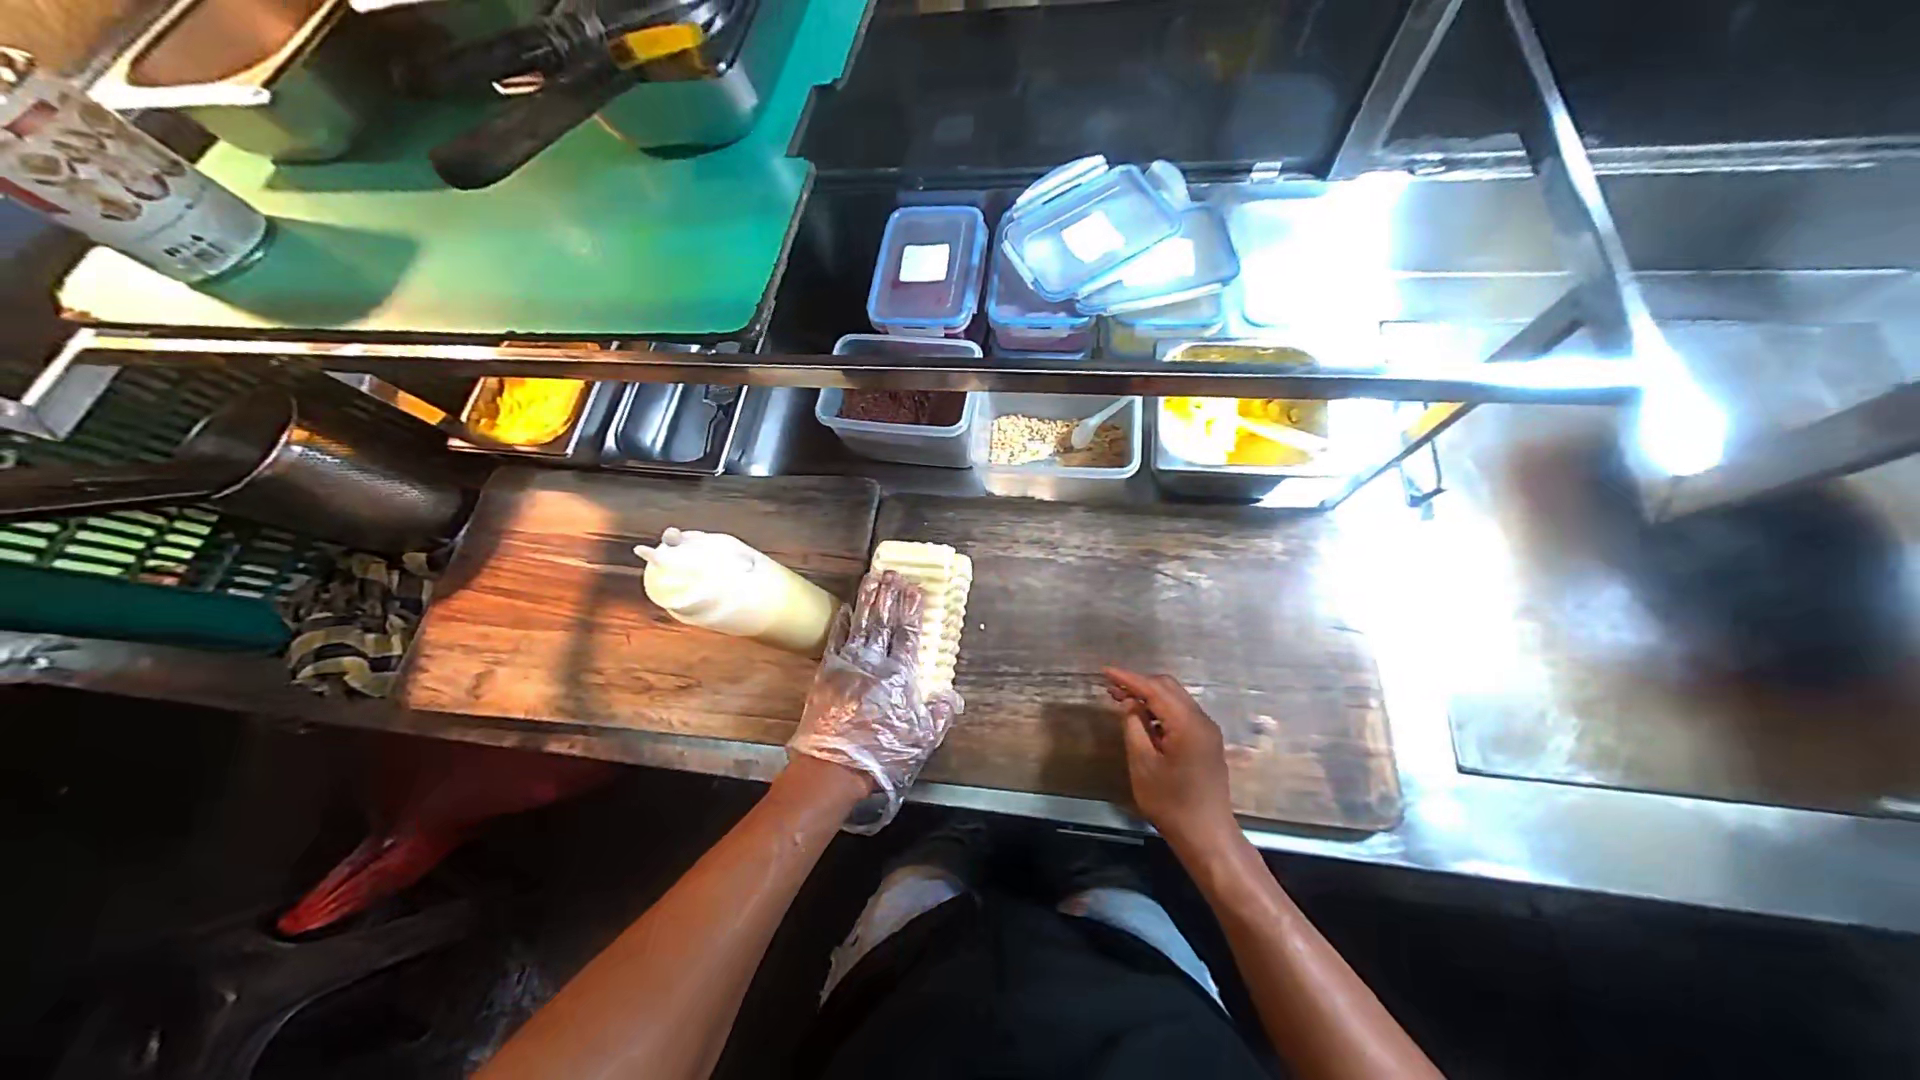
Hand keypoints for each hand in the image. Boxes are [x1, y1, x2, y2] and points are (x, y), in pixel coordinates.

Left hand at [789, 571, 960, 832]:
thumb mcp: (920, 740)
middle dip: (891, 597)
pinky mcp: (826, 674)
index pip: (909, 634)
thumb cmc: (880, 755)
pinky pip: (836, 640)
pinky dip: (842, 622)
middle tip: (895, 574)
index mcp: (899, 677)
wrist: (832, 768)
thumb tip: (951, 696)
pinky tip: (847, 608)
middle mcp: (874, 665)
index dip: (912, 610)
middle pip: (884, 623)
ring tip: (874, 579)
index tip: (915, 589)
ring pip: (861, 625)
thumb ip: (938, 715)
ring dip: (869, 601)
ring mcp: (848, 666)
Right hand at [1104, 667, 1236, 850]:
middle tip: (1111, 690)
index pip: (1154, 689)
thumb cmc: (1170, 802)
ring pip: (1175, 699)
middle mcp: (1202, 720)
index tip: (1105, 671)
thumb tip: (1131, 705)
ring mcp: (1207, 731)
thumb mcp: (1143, 764)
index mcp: (1187, 723)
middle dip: (1139, 684)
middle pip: (1168, 687)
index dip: (1128, 678)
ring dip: (1150, 696)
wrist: (1206, 834)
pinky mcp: (1206, 742)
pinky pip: (1181, 714)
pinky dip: (1160, 709)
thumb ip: (1134, 727)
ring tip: (1122, 701)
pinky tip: (1143, 719)